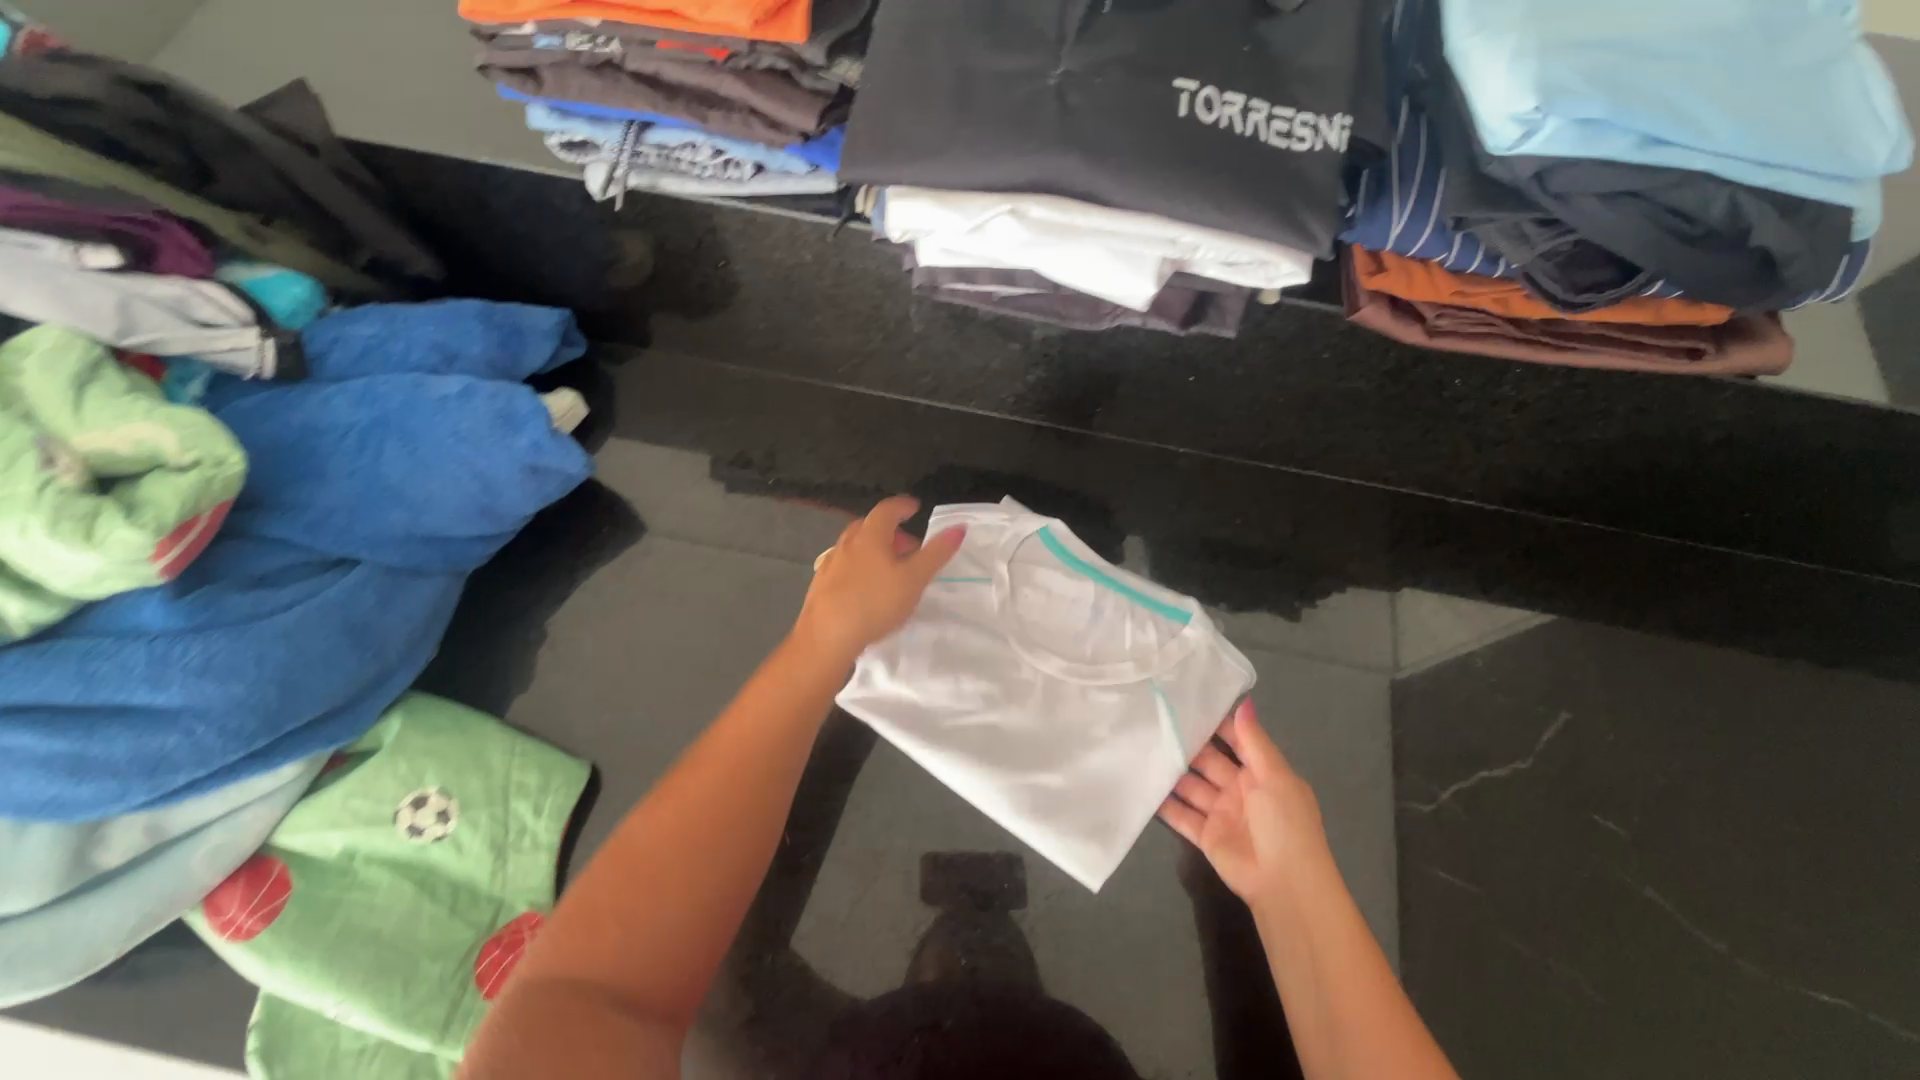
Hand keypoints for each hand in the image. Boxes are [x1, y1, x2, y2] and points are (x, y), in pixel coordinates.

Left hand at [793, 496, 965, 665]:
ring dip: (873, 550)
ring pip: (854, 547)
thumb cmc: (875, 603)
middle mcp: (847, 544)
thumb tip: (959, 527)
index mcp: (870, 537)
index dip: (902, 506)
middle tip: (908, 547)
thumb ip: (936, 553)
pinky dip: (859, 567)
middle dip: (890, 531)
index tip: (914, 508)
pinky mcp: (820, 585)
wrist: (827, 637)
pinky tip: (865, 589)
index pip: (887, 510)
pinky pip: (844, 566)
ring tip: (889, 570)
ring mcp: (830, 564)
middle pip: (868, 526)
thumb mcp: (914, 579)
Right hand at [1158, 699, 1335, 907]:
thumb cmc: (1286, 823)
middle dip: (1189, 745)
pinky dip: (1165, 803)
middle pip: (1211, 762)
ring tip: (1144, 749)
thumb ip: (1254, 741)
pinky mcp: (1205, 836)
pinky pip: (1182, 815)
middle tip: (1158, 723)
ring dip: (1173, 772)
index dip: (1218, 724)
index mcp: (1263, 774)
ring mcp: (1222, 813)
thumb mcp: (1275, 776)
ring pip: (1193, 786)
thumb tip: (1244, 701)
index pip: (1238, 741)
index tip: (1189, 702)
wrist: (1284, 883)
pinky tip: (1144, 786)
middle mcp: (1241, 790)